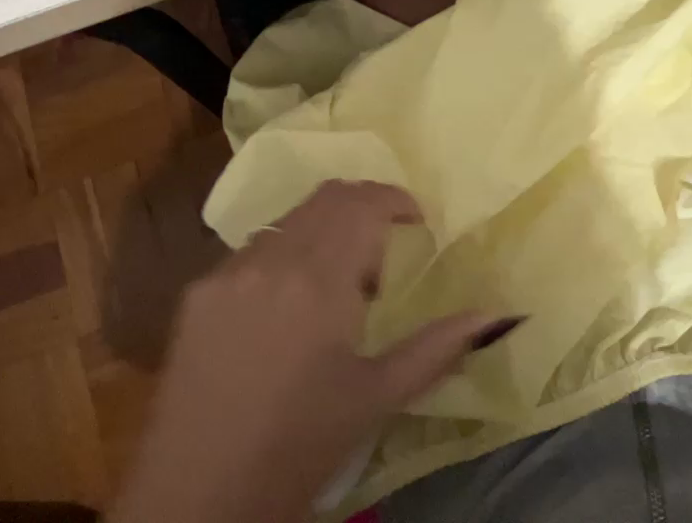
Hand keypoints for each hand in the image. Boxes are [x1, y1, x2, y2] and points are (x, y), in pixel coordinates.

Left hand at [112, 180, 517, 522]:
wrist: (195, 496)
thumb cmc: (299, 447)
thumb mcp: (376, 398)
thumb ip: (438, 347)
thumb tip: (496, 315)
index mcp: (318, 280)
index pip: (361, 203)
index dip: (394, 199)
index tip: (416, 223)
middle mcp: (270, 260)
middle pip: (325, 199)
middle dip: (362, 209)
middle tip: (384, 254)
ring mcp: (226, 272)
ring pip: (287, 221)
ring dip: (321, 232)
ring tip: (335, 288)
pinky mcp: (196, 293)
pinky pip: (252, 251)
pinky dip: (284, 257)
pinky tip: (286, 311)